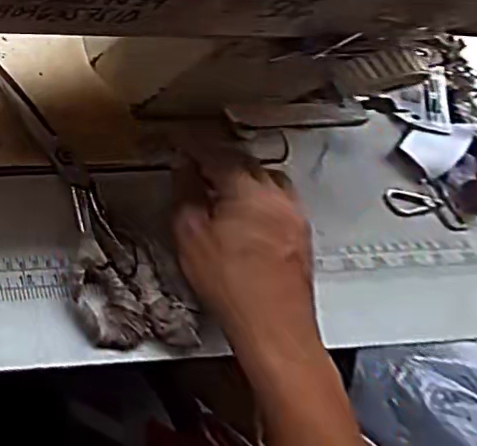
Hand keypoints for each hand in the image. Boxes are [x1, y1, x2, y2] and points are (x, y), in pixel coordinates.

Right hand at [169, 143, 318, 354]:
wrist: (274, 332)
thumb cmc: (232, 286)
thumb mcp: (189, 232)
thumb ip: (183, 191)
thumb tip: (182, 169)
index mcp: (248, 191)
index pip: (214, 153)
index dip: (190, 146)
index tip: (176, 143)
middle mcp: (277, 198)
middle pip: (243, 161)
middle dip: (215, 158)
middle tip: (191, 162)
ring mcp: (294, 217)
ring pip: (265, 178)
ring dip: (240, 175)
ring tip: (216, 184)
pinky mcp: (300, 236)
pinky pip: (278, 198)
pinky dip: (257, 194)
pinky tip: (241, 208)